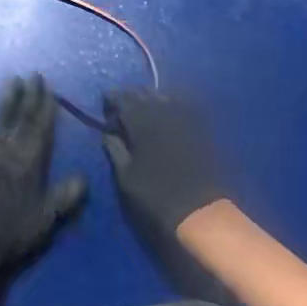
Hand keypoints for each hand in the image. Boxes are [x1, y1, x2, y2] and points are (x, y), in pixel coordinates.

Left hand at [0, 75, 86, 283]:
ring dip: (8, 98)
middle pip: (23, 118)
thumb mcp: (46, 219)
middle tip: (35, 76)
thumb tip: (84, 177)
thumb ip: (65, 196)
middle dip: (30, 96)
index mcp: (31, 164)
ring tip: (13, 79)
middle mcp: (10, 150)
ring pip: (0, 118)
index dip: (47, 108)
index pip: (42, 129)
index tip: (50, 89)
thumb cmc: (12, 231)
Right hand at [103, 89, 225, 236]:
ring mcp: (185, 120)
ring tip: (142, 108)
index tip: (105, 105)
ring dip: (150, 98)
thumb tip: (108, 131)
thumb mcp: (125, 176)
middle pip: (143, 93)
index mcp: (141, 124)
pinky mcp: (201, 129)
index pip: (122, 98)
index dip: (112, 98)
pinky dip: (172, 103)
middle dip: (129, 96)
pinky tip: (167, 111)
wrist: (200, 212)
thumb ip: (114, 148)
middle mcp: (163, 114)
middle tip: (121, 106)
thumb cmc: (156, 196)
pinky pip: (185, 105)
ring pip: (164, 96)